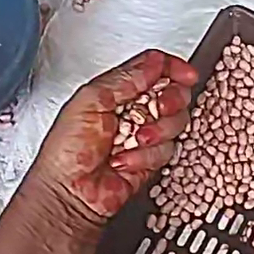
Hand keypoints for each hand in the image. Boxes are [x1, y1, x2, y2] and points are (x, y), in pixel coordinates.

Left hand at [19, 49, 198, 240]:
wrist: (70, 191)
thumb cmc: (67, 151)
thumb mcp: (90, 100)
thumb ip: (125, 78)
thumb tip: (153, 62)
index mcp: (117, 91)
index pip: (153, 70)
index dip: (173, 68)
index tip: (185, 73)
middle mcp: (135, 111)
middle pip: (173, 94)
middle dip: (171, 100)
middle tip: (160, 107)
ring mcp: (146, 136)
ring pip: (176, 123)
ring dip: (157, 131)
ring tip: (132, 140)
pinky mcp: (152, 159)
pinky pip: (168, 150)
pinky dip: (147, 156)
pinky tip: (125, 160)